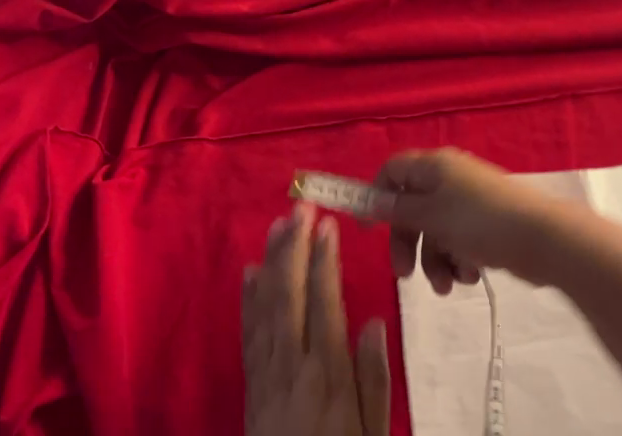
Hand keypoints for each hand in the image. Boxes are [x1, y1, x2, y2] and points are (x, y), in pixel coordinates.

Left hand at [243, 202, 390, 435]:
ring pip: (267, 305)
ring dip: (273, 261)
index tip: (328, 225)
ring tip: (279, 225)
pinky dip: (248, 298)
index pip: (325, 303)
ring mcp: (267, 373)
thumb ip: (374, 377)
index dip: (325, 261)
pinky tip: (251, 271)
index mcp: (329, 375)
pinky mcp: (251, 385)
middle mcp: (293, 365)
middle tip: (301, 208)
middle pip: (291, 295)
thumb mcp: (373, 431)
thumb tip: (374, 320)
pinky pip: (248, 333)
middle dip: (295, 248)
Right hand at [373, 148, 567, 292]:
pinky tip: (470, 276)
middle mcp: (449, 179)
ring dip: (435, 261)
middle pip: (412, 208)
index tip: (366, 229)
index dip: (376, 196)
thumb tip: (372, 201)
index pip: (393, 171)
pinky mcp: (486, 227)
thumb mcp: (432, 216)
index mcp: (434, 166)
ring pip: (435, 232)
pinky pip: (458, 243)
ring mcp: (469, 204)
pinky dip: (458, 261)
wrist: (544, 239)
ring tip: (449, 285)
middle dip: (407, 243)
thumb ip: (399, 210)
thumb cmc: (481, 222)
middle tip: (404, 275)